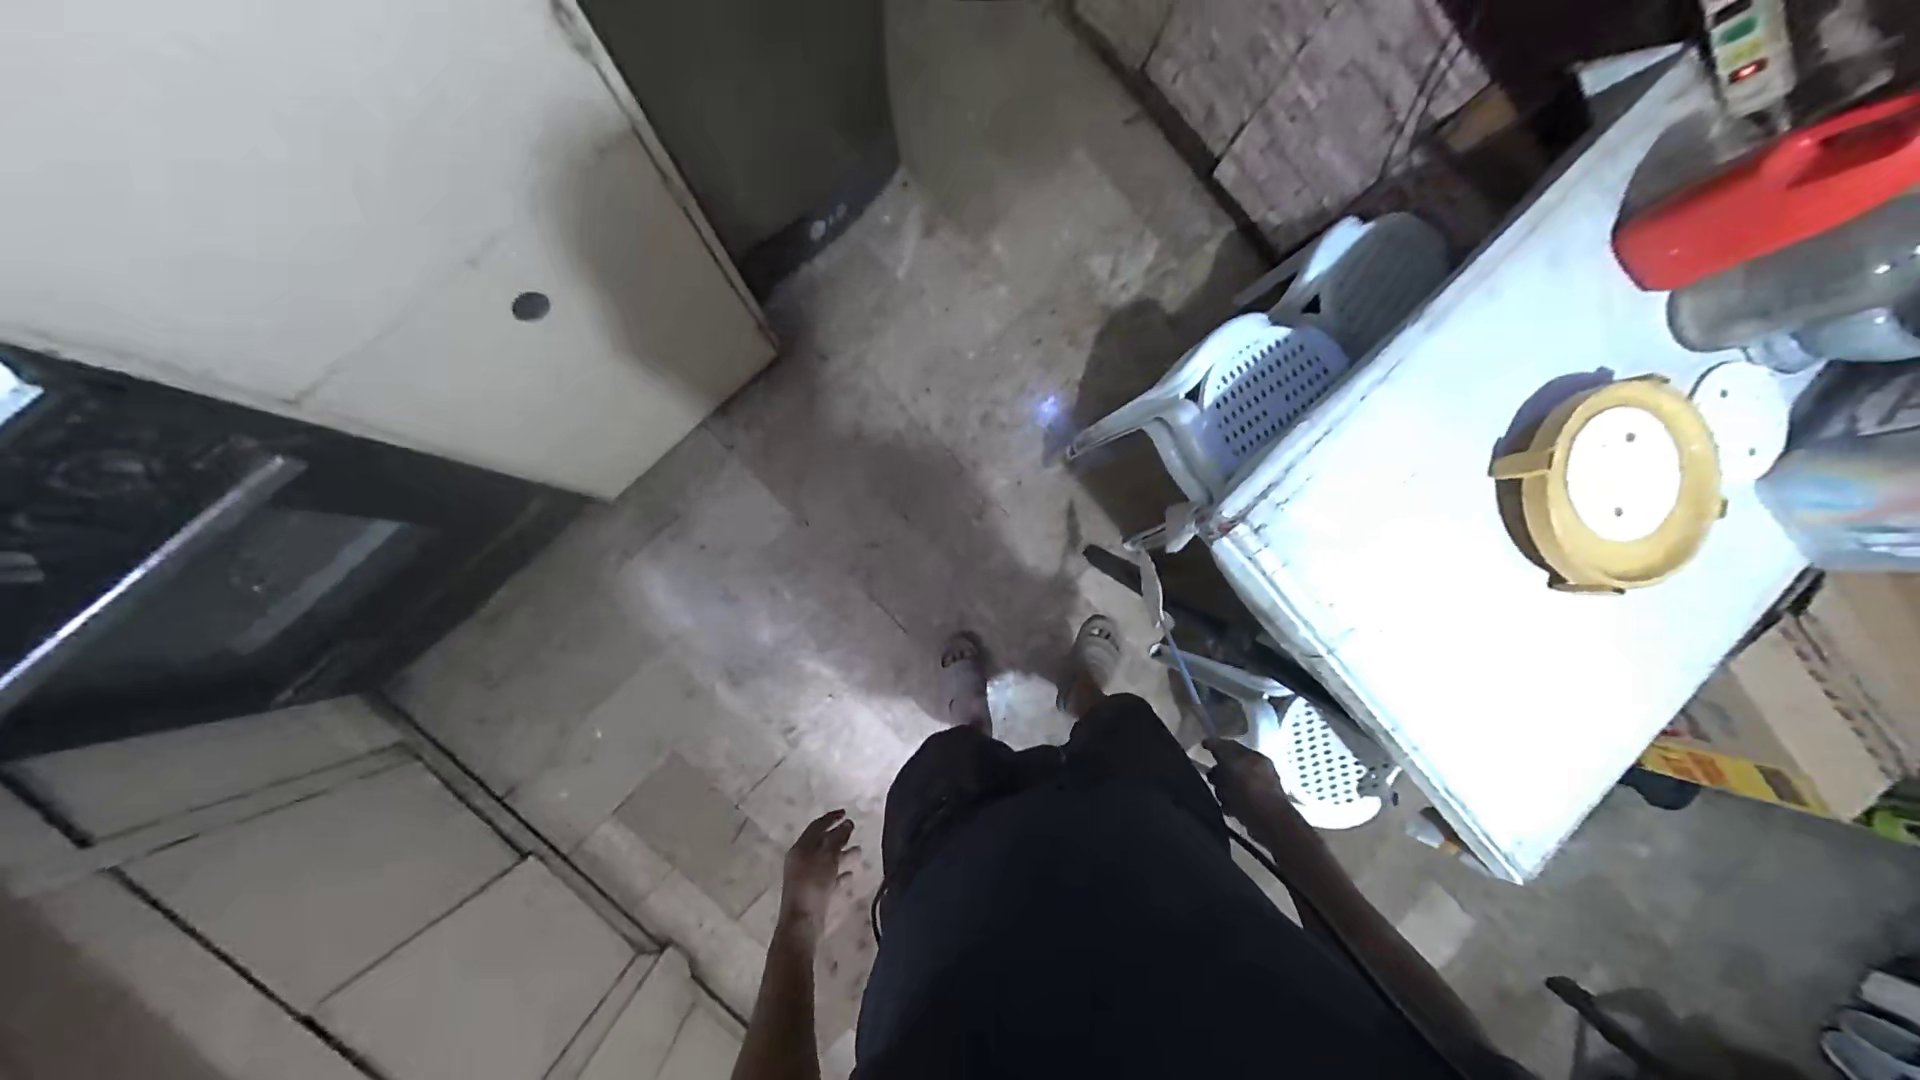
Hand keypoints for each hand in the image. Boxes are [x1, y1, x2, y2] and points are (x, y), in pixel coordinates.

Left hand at [778, 809, 857, 943]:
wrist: (802, 924)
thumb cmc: (812, 885)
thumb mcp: (827, 857)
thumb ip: (837, 839)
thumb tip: (847, 823)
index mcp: (800, 848)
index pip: (817, 826)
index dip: (831, 818)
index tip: (845, 812)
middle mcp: (801, 861)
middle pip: (822, 843)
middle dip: (838, 835)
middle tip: (853, 829)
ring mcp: (807, 878)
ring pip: (827, 861)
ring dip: (842, 854)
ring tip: (858, 851)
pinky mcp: (814, 894)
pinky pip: (829, 878)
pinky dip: (840, 874)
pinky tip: (851, 874)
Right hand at [1203, 737, 1287, 823]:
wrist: (1269, 822)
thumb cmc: (1248, 789)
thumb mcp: (1231, 762)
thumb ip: (1220, 749)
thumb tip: (1211, 741)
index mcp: (1255, 757)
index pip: (1232, 746)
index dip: (1216, 745)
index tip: (1203, 746)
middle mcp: (1260, 771)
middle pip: (1232, 765)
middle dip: (1219, 771)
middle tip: (1210, 778)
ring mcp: (1261, 790)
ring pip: (1234, 783)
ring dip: (1224, 788)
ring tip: (1220, 796)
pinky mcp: (1259, 809)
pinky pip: (1239, 800)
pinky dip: (1232, 801)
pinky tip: (1228, 808)